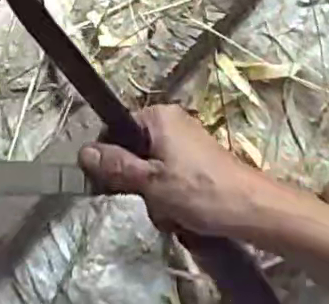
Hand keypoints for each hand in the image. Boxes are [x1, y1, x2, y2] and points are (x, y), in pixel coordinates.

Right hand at [79, 105, 301, 239]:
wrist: (244, 205)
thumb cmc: (197, 189)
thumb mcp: (150, 181)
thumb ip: (116, 166)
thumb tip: (84, 151)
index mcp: (159, 115)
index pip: (118, 129)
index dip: (109, 157)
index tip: (109, 183)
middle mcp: (172, 120)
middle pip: (134, 151)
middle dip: (136, 182)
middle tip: (149, 199)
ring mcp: (185, 139)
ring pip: (151, 169)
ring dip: (154, 195)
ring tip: (168, 209)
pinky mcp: (195, 158)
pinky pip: (168, 175)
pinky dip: (169, 196)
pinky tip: (179, 212)